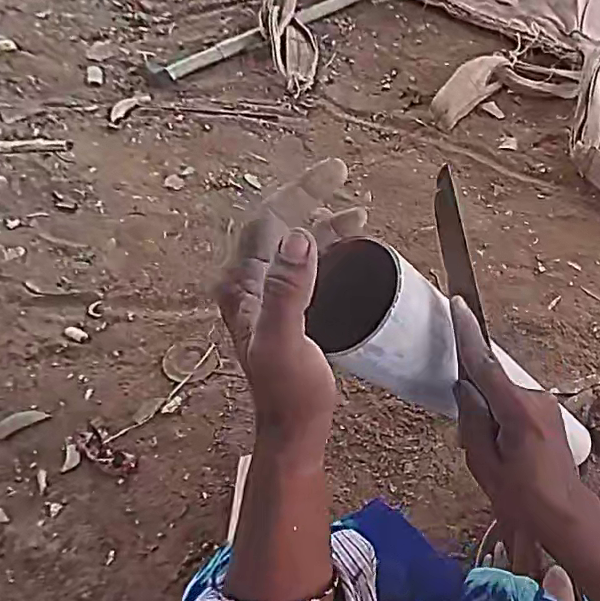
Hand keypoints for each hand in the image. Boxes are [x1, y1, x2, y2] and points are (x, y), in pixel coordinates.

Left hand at [215, 160, 366, 445]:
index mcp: (242, 286)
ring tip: (357, 214)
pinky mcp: (290, 307)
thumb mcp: (287, 342)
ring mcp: (270, 295)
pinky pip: (307, 263)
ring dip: (323, 221)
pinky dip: (329, 246)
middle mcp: (250, 284)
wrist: (294, 426)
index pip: (267, 221)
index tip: (334, 174)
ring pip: (294, 241)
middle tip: (342, 176)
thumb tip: (299, 237)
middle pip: (277, 223)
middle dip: (310, 196)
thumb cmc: (290, 393)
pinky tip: (349, 245)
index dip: (300, 191)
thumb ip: (288, 292)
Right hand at [451, 296, 599, 566]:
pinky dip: (503, 418)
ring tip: (494, 455)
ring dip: (490, 415)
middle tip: (476, 442)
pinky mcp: (549, 415)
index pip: (485, 364)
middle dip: (475, 401)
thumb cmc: (526, 499)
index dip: (468, 333)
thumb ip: (471, 421)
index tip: (459, 305)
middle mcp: (536, 400)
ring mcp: (546, 406)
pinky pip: (516, 405)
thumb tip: (464, 388)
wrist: (565, 516)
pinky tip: (505, 451)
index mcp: (518, 411)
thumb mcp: (484, 464)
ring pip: (503, 396)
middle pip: (492, 383)